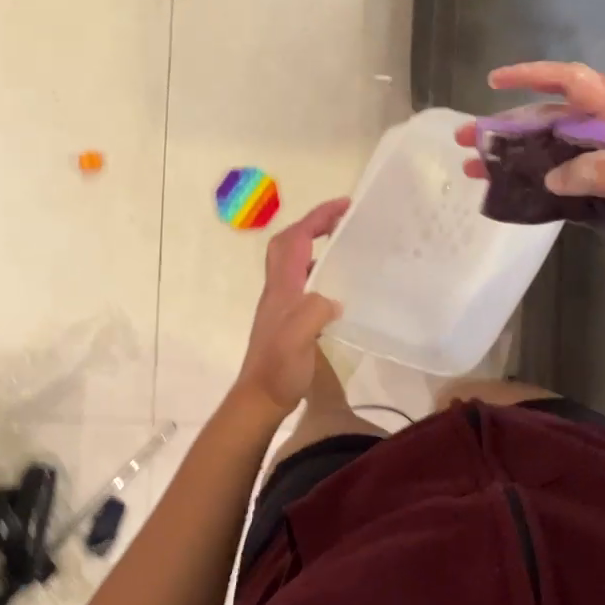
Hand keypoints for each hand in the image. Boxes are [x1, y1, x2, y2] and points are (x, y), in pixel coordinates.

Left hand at [228, 197, 350, 422]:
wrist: (260, 399)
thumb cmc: (279, 368)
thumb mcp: (299, 338)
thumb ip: (314, 311)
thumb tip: (334, 299)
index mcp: (282, 286)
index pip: (296, 239)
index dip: (317, 218)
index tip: (344, 205)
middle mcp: (278, 289)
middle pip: (288, 243)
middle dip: (313, 224)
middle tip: (342, 219)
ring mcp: (281, 304)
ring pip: (294, 262)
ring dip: (315, 246)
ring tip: (345, 245)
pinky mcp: (287, 320)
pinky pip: (303, 282)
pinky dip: (319, 272)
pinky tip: (337, 287)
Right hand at [455, 61, 604, 272]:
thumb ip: (597, 171)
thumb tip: (553, 177)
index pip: (574, 84)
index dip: (534, 76)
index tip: (496, 81)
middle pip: (548, 122)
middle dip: (505, 126)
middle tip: (466, 138)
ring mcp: (602, 168)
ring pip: (546, 156)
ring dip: (510, 159)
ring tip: (472, 168)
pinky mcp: (600, 198)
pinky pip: (557, 188)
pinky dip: (529, 189)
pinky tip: (504, 195)